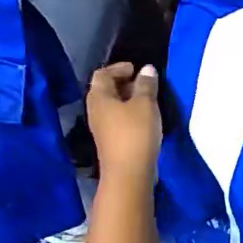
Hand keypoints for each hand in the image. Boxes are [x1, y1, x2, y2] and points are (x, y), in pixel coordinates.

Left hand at [88, 62, 161, 183]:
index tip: (137, 69)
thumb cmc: (135, 133)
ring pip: (112, 107)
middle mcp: (95, 111)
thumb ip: (146, 85)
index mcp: (99, 97)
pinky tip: (144, 120)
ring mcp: (101, 129)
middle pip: (106, 90)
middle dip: (124, 84)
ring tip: (147, 101)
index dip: (119, 68)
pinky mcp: (110, 142)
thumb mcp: (145, 104)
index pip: (103, 74)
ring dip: (128, 101)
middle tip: (144, 84)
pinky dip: (129, 115)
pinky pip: (118, 121)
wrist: (128, 174)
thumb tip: (147, 69)